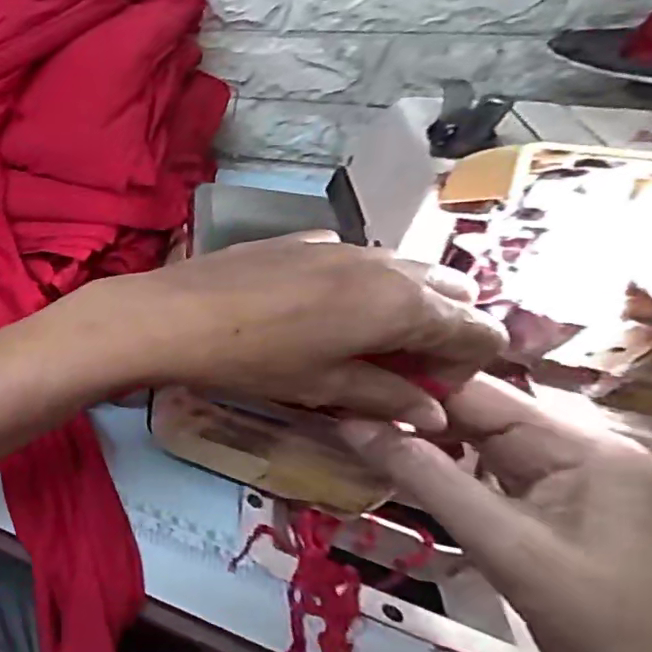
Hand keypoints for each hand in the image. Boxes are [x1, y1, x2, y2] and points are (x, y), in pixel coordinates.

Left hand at [112, 233, 505, 428]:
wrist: (173, 314)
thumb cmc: (253, 359)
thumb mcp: (323, 386)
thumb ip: (387, 396)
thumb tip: (435, 414)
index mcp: (402, 303)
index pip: (478, 330)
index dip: (466, 365)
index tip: (425, 390)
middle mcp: (379, 263)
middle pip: (446, 290)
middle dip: (441, 328)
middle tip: (398, 365)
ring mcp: (335, 243)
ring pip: (398, 269)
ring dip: (398, 302)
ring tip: (358, 339)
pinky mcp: (295, 237)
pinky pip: (348, 257)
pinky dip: (355, 281)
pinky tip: (317, 307)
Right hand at [340, 376, 651, 651]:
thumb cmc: (612, 625)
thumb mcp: (508, 547)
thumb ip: (425, 476)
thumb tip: (346, 419)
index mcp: (582, 444)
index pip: (474, 390)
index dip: (405, 384)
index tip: (340, 384)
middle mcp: (576, 450)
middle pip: (473, 414)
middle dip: (406, 414)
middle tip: (335, 412)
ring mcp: (568, 484)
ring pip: (475, 445)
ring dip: (419, 443)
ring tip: (352, 435)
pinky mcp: (556, 515)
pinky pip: (485, 476)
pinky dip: (441, 473)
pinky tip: (398, 474)